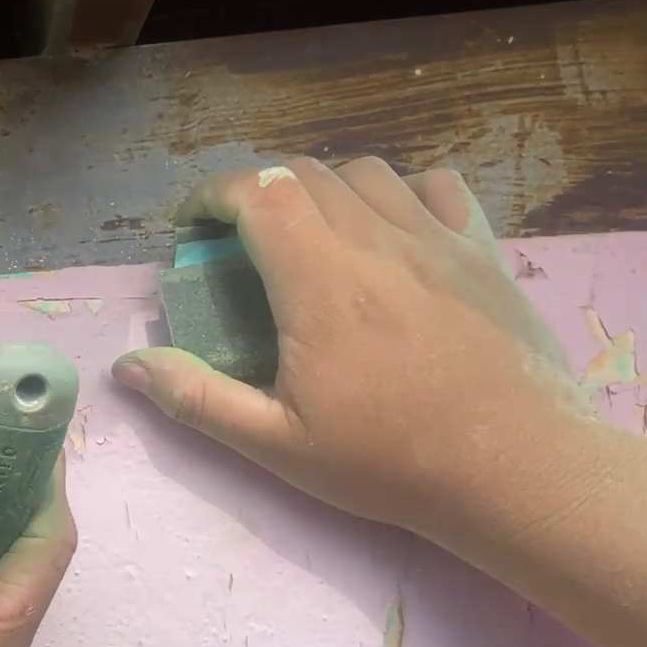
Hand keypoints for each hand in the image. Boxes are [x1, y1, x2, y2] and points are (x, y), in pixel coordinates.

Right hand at [114, 157, 587, 537]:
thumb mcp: (271, 442)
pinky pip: (435, 188)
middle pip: (306, 174)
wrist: (518, 472)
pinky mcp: (484, 253)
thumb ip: (194, 397)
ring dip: (316, 190)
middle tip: (231, 241)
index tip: (189, 226)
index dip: (212, 195)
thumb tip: (127, 366)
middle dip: (254, 192)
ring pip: (366, 173)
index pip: (259, 193)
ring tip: (301, 235)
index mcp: (322, 283)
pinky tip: (382, 230)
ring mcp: (440, 241)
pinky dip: (392, 192)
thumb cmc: (385, 460)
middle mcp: (380, 243)